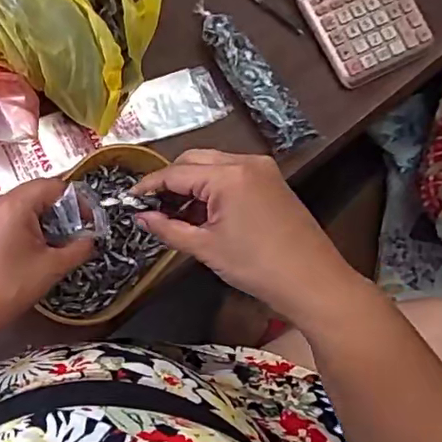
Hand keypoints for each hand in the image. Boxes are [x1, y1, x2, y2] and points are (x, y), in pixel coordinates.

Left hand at [0, 178, 96, 326]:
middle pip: (37, 190)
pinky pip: (11, 213)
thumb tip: (91, 239)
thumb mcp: (55, 266)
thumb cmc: (15, 285)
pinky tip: (38, 242)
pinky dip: (28, 221)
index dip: (75, 199)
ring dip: (45, 214)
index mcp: (15, 206)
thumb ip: (80, 247)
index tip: (87, 220)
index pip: (52, 185)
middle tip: (76, 227)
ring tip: (59, 236)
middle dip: (60, 207)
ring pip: (24, 202)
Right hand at [133, 150, 380, 330]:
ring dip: (190, 184)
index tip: (130, 198)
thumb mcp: (204, 247)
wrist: (312, 281)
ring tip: (175, 215)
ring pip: (211, 165)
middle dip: (169, 181)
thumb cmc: (258, 266)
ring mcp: (262, 170)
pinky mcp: (271, 182)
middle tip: (152, 207)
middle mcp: (246, 163)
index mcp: (228, 176)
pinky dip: (211, 188)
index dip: (149, 186)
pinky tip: (201, 214)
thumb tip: (141, 217)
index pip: (175, 173)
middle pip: (193, 160)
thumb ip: (167, 228)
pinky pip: (230, 175)